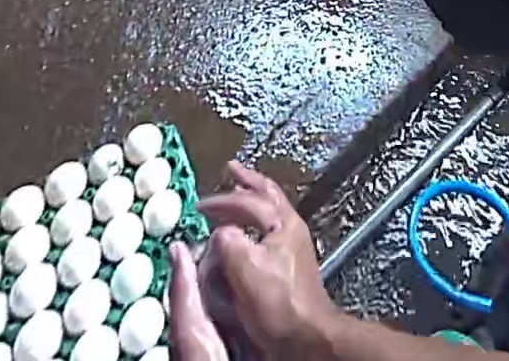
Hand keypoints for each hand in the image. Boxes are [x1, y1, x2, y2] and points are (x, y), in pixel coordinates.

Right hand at [169, 162, 342, 360]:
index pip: (248, 200)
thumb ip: (228, 244)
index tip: (201, 206)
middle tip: (231, 171)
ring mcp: (293, 242)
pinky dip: (254, 220)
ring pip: (270, 208)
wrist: (307, 336)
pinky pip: (269, 227)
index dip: (222, 201)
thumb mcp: (246, 271)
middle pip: (267, 193)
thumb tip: (218, 233)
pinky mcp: (291, 261)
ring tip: (237, 191)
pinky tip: (245, 231)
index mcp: (282, 222)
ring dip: (251, 198)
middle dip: (246, 181)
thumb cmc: (280, 305)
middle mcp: (291, 226)